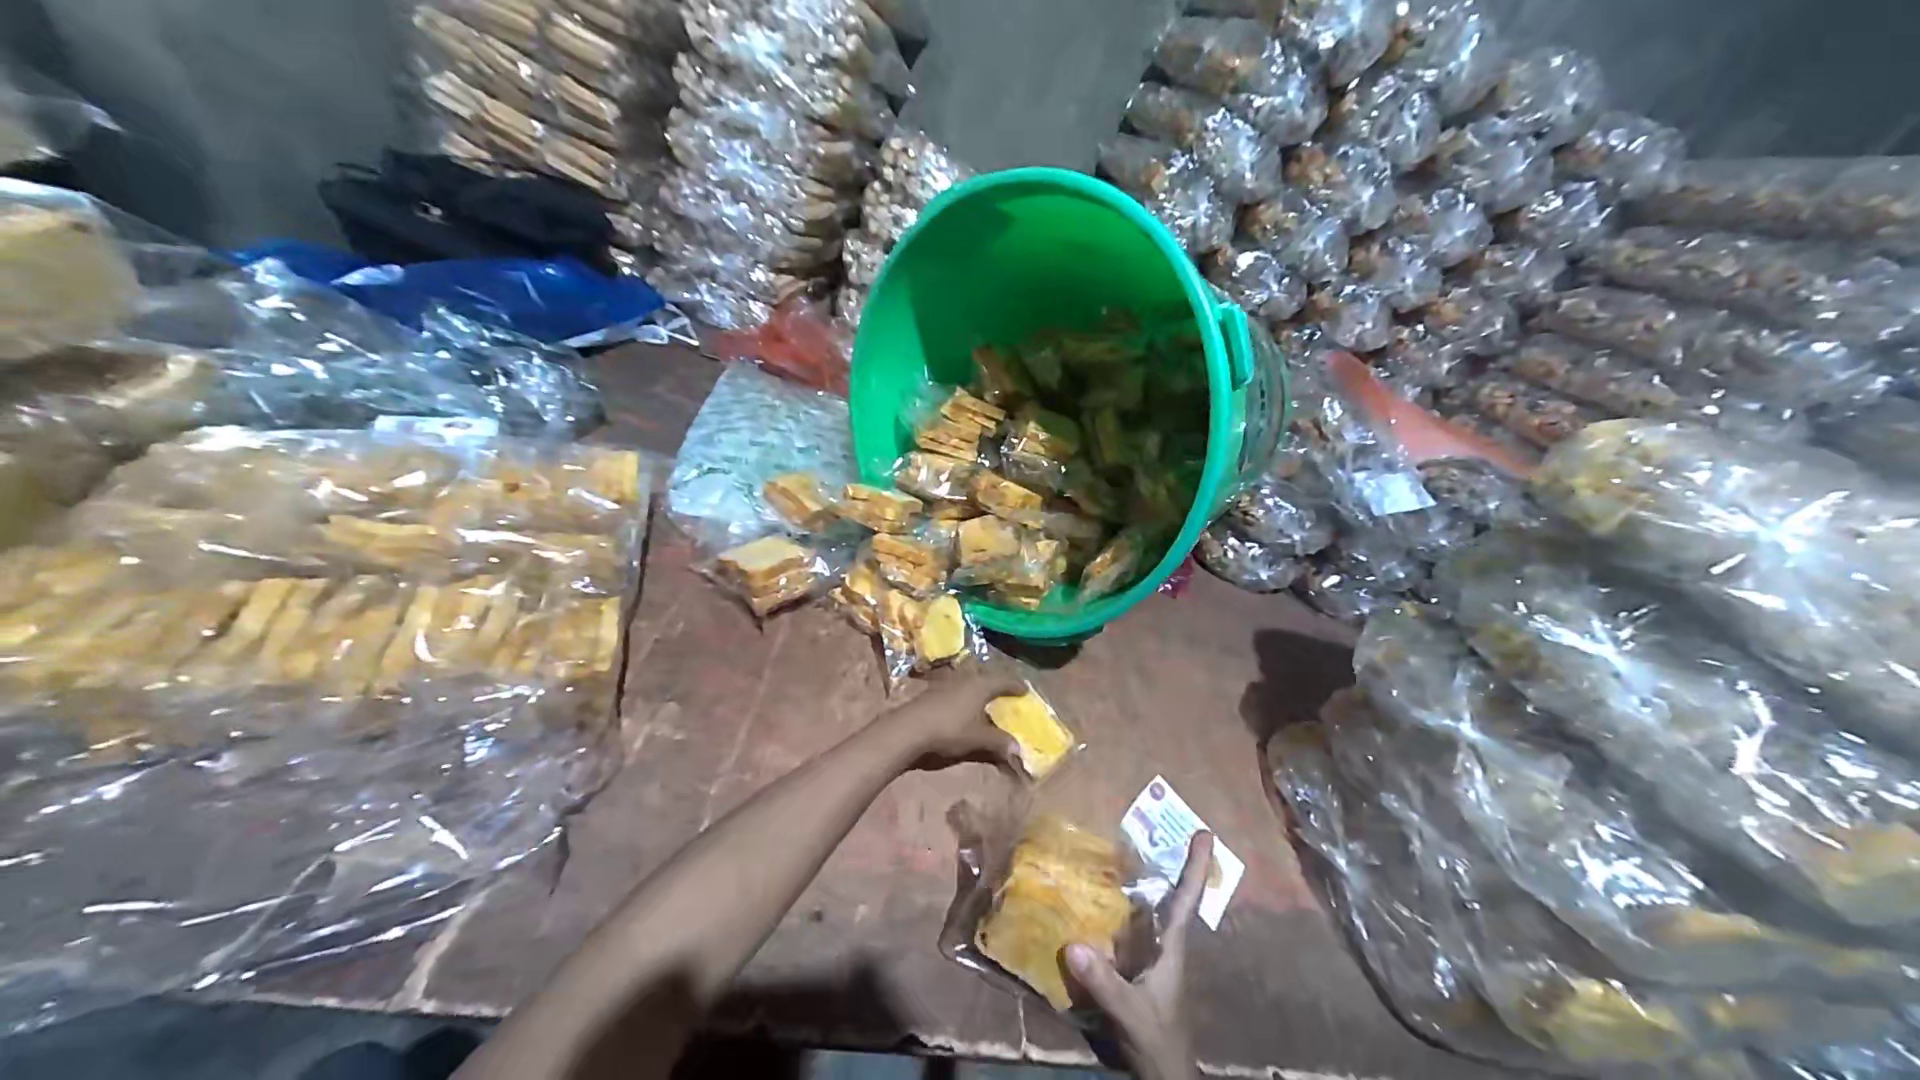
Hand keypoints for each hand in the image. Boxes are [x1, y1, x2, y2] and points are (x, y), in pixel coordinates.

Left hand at [875, 670, 1026, 769]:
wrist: (910, 729)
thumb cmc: (950, 729)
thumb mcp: (978, 738)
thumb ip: (999, 742)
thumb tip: (1017, 748)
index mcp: (980, 685)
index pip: (1003, 681)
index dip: (1015, 685)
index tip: (1025, 690)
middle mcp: (965, 679)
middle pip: (985, 678)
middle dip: (995, 685)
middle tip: (1005, 692)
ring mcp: (946, 683)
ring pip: (968, 683)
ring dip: (978, 691)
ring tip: (984, 701)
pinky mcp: (932, 692)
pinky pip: (956, 690)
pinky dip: (964, 697)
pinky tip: (963, 709)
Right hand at [1066, 832, 1212, 1079]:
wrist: (1162, 1078)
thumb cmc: (1157, 1043)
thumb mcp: (1131, 1013)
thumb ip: (1105, 982)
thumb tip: (1072, 943)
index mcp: (1171, 948)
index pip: (1185, 899)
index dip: (1194, 866)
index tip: (1204, 833)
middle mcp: (1161, 944)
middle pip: (1167, 895)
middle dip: (1166, 862)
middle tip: (1154, 826)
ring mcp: (1147, 957)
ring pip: (1145, 909)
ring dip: (1138, 880)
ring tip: (1121, 849)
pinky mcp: (1130, 969)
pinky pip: (1122, 928)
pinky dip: (1112, 908)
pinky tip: (1091, 897)